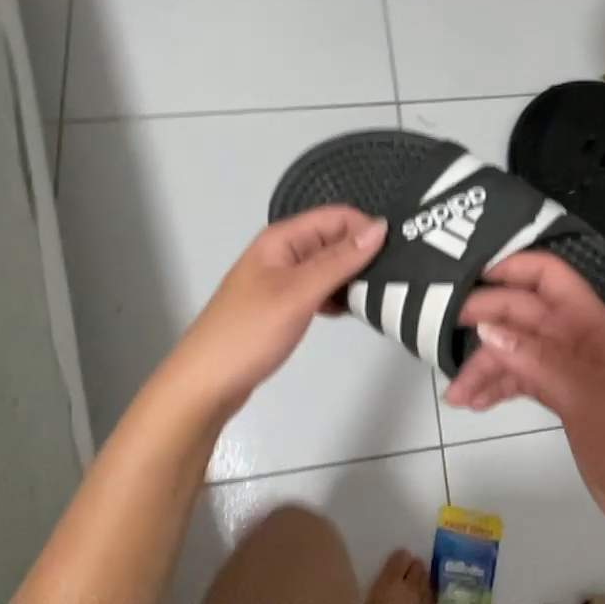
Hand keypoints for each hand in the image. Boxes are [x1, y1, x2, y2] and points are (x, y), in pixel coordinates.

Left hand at [163, 206, 387, 416]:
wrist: (204, 386)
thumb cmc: (249, 333)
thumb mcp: (299, 293)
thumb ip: (340, 260)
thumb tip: (380, 227)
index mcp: (281, 239)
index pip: (335, 216)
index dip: (366, 228)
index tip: (400, 251)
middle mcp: (282, 253)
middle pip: (333, 239)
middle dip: (363, 253)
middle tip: (398, 275)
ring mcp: (281, 281)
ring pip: (328, 267)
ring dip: (352, 277)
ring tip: (382, 293)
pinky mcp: (283, 306)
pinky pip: (319, 290)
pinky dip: (337, 297)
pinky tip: (352, 311)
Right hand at [442, 253, 604, 527]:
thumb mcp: (582, 394)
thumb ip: (534, 357)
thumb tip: (485, 327)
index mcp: (589, 322)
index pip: (548, 276)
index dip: (512, 267)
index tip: (471, 274)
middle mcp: (575, 336)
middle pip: (522, 313)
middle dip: (485, 321)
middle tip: (442, 331)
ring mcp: (566, 366)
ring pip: (515, 349)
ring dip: (485, 366)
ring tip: (455, 395)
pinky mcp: (559, 394)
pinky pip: (520, 377)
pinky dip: (497, 386)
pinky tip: (475, 404)